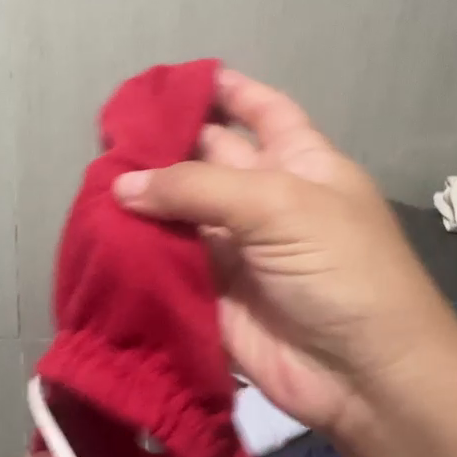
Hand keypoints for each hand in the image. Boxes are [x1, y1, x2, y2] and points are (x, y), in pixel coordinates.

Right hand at [112, 67, 456, 436]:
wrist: (363, 377)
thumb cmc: (341, 271)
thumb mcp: (279, 207)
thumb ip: (196, 188)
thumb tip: (121, 184)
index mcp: (300, 164)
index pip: (262, 111)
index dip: (226, 90)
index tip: (176, 78)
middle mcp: (264, 199)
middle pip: (207, 158)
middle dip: (165, 144)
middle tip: (109, 133)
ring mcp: (235, 246)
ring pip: (179, 209)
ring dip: (143, 196)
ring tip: (93, 177)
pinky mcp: (209, 290)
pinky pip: (167, 258)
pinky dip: (138, 245)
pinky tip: (100, 228)